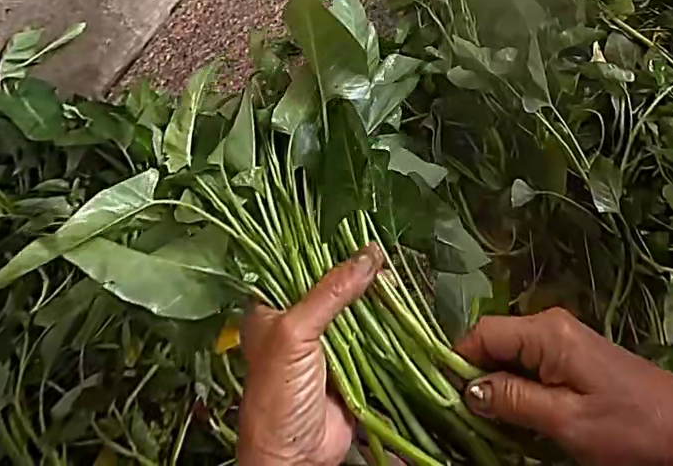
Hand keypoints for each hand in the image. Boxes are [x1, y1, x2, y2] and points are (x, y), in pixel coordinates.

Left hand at [237, 244, 381, 465]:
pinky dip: (386, 321)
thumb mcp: (296, 334)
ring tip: (393, 274)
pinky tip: (399, 304)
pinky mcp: (349, 362)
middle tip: (381, 254)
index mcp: (273, 307)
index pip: (300, 262)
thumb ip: (331, 292)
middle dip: (357, 271)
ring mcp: (324, 341)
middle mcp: (297, 320)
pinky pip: (371, 334)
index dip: (327, 247)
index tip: (355, 230)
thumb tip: (369, 254)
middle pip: (332, 284)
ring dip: (375, 295)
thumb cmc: (276, 398)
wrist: (295, 461)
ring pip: (354, 307)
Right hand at [456, 308, 672, 465]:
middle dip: (475, 375)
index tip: (437, 394)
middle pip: (495, 342)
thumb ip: (514, 401)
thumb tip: (468, 388)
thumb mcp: (567, 423)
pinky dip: (517, 389)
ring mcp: (565, 341)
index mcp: (546, 331)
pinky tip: (513, 418)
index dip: (457, 360)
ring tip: (481, 422)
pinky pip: (532, 367)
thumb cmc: (631, 430)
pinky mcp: (577, 359)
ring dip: (495, 386)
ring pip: (512, 356)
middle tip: (457, 417)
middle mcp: (551, 325)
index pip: (483, 333)